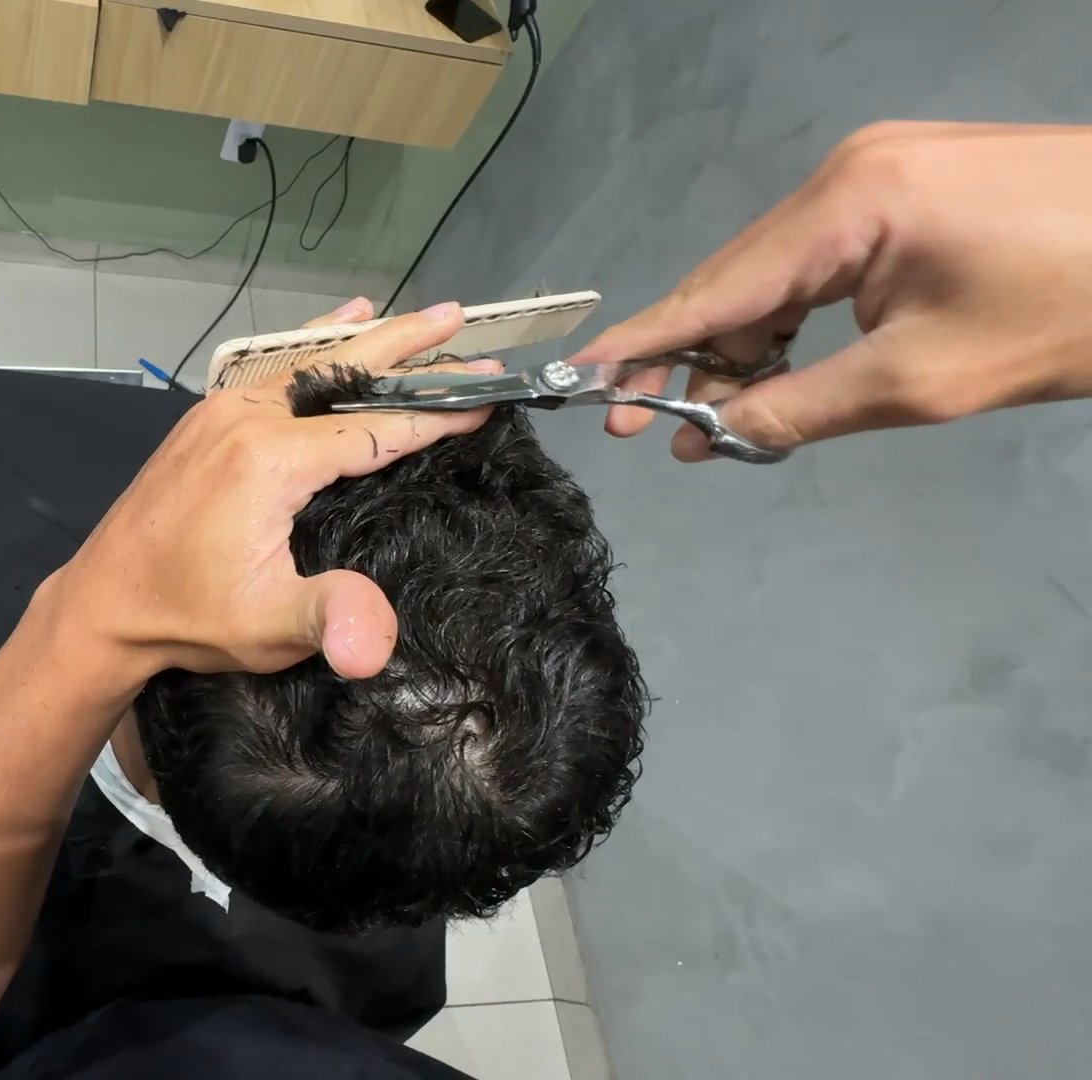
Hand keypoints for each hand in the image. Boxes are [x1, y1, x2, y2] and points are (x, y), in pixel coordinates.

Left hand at [39, 299, 487, 681]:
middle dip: (408, 349)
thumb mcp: (264, 626)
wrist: (103, 601)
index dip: (435, 415)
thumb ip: (328, 618)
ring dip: (363, 343)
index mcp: (269, 457)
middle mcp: (244, 417)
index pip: (374, 427)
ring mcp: (217, 413)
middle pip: (342, 373)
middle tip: (464, 322)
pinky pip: (269, 374)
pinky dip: (309, 350)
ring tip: (413, 319)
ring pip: (305, 365)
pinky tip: (329, 329)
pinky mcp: (202, 423)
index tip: (488, 397)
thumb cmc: (185, 615)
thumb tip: (378, 644)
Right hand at [571, 122, 1091, 459]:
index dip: (636, 345)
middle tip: (643, 428)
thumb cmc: (1083, 312)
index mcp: (845, 206)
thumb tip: (698, 442)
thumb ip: (790, 410)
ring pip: (763, 284)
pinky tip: (770, 373)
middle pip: (726, 287)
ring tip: (717, 418)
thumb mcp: (922, 380)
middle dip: (684, 363)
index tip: (572, 379)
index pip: (710, 294)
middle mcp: (841, 178)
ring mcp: (871, 178)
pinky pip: (807, 269)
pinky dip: (783, 328)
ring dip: (736, 354)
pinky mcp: (897, 191)